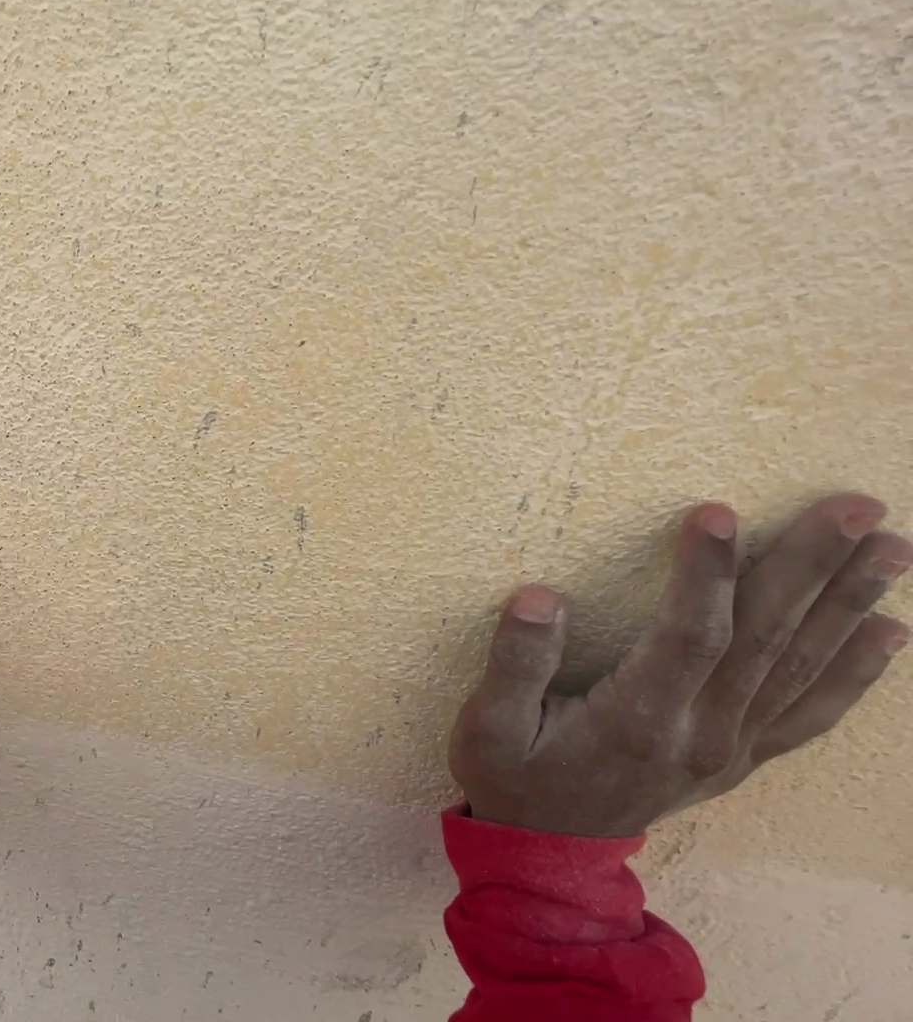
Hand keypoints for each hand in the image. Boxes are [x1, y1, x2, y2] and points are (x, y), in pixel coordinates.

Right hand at [450, 494, 908, 836]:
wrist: (544, 848)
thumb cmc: (508, 776)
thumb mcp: (485, 725)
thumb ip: (513, 663)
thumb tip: (538, 597)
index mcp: (635, 720)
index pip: (687, 635)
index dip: (705, 573)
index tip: (717, 512)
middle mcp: (699, 733)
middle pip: (764, 641)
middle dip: (809, 570)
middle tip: (853, 509)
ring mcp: (728, 748)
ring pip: (797, 667)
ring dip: (846, 604)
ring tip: (888, 548)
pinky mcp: (736, 757)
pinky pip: (809, 712)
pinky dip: (855, 673)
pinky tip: (887, 633)